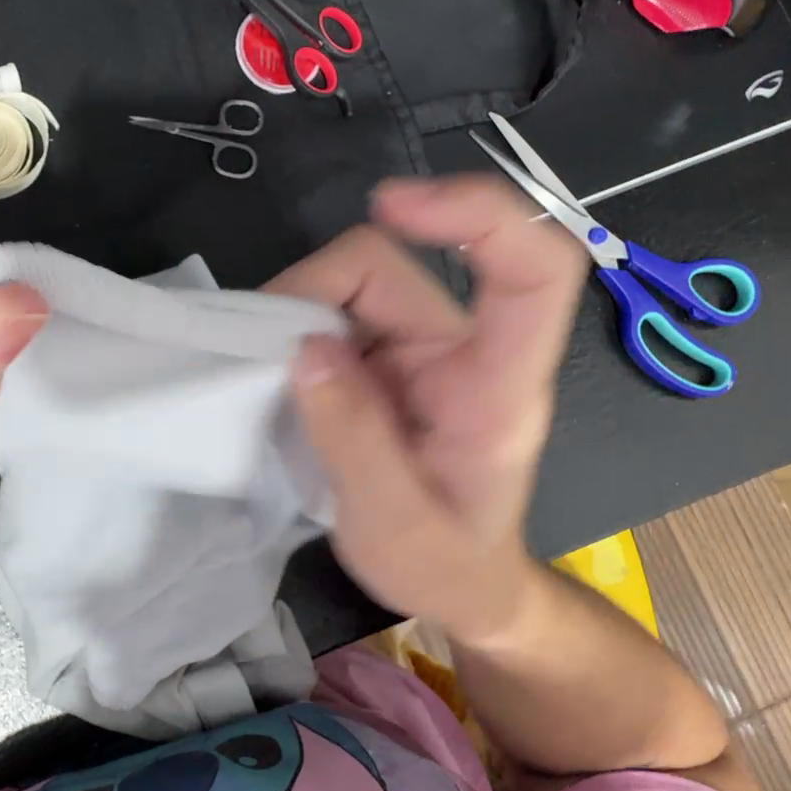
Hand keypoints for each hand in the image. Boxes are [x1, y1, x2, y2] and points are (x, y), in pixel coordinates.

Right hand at [265, 178, 586, 640]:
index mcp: (497, 383)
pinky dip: (291, 329)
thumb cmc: (444, 563)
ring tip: (264, 374)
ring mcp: (418, 348)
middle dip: (312, 291)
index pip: (530, 268)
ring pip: (349, 284)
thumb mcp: (394, 523)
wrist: (457, 586)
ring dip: (294, 313)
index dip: (476, 216)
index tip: (391, 205)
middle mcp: (460, 348)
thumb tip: (305, 347)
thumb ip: (353, 438)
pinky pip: (330, 314)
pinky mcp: (382, 358)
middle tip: (260, 353)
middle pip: (390, 267)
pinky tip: (275, 372)